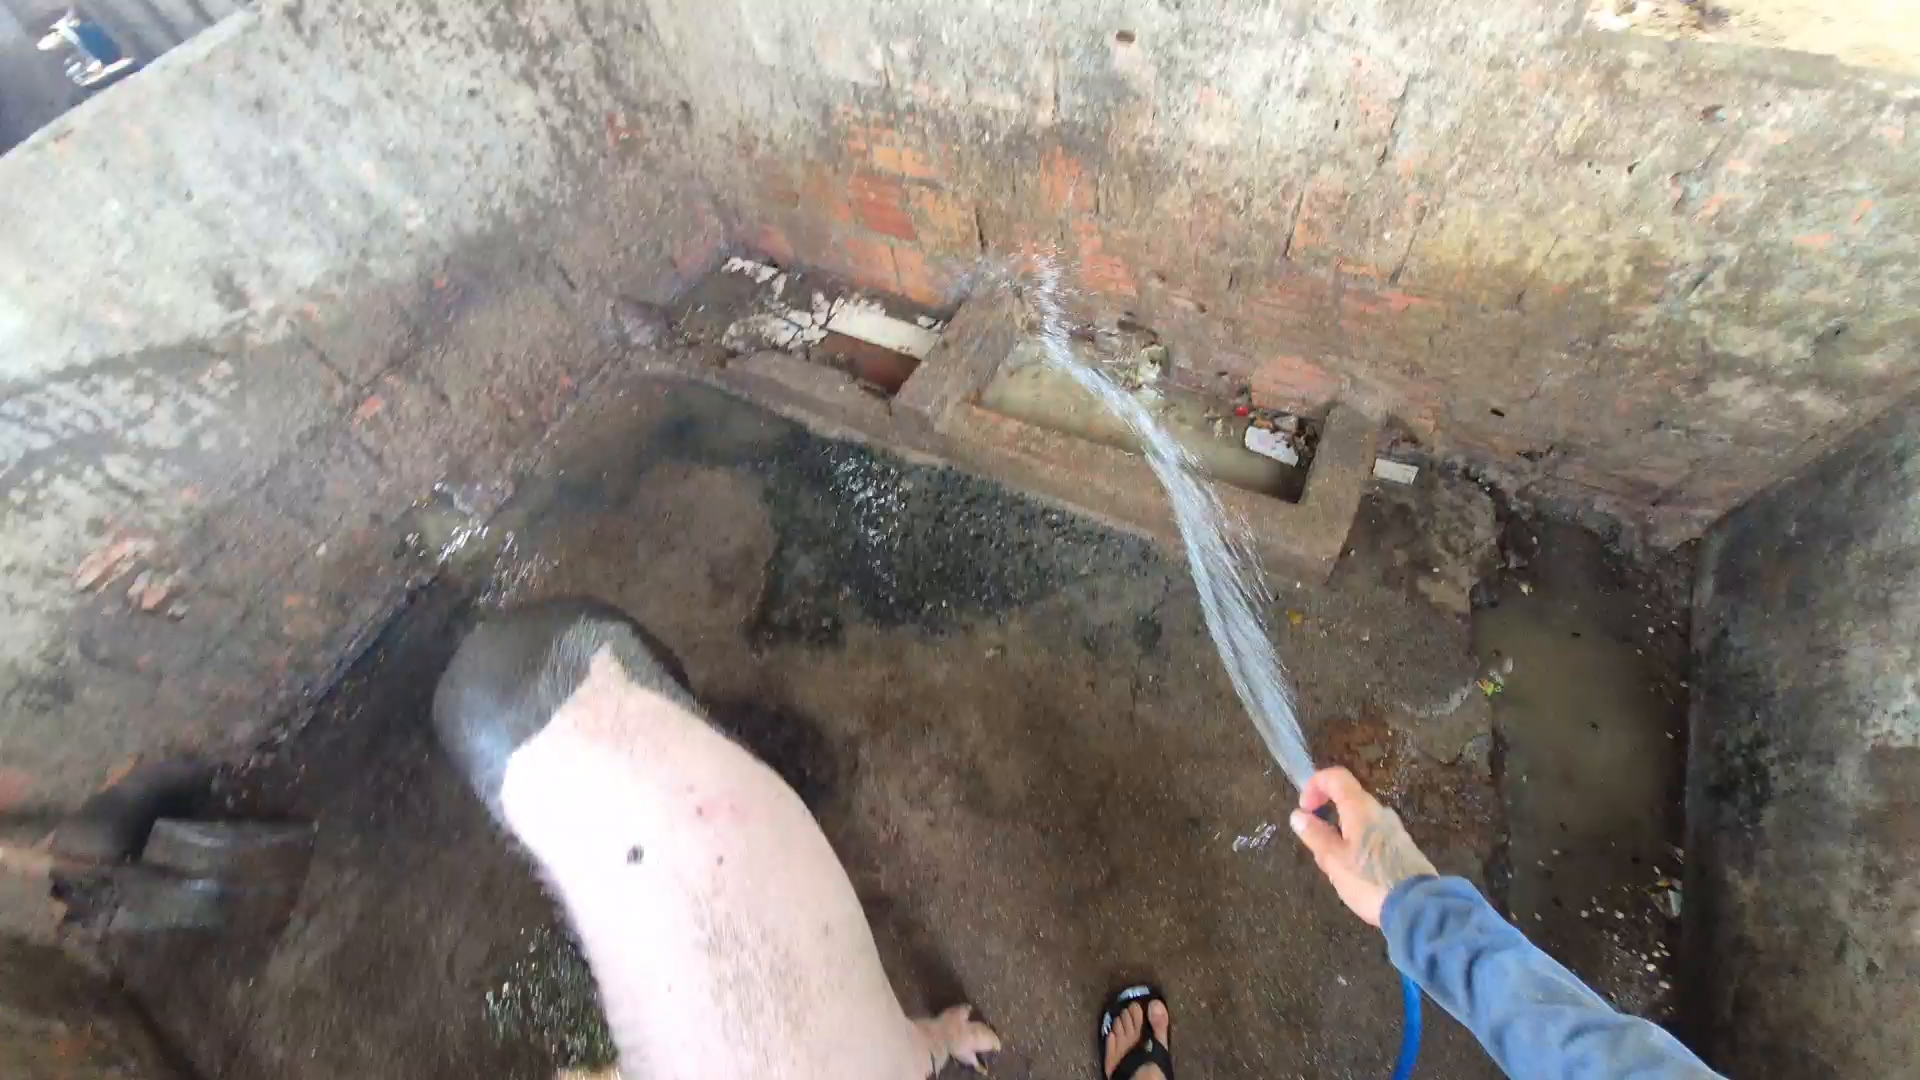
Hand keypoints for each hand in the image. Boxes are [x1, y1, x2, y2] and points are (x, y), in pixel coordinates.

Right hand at [1289, 766, 1436, 926]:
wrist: (1420, 911)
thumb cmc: (1369, 880)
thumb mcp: (1333, 859)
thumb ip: (1315, 834)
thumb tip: (1299, 815)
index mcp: (1360, 808)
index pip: (1335, 777)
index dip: (1314, 785)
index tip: (1305, 809)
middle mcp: (1380, 813)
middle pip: (1347, 801)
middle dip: (1327, 819)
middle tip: (1319, 847)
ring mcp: (1395, 831)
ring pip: (1360, 822)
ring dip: (1342, 836)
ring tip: (1337, 868)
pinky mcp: (1404, 850)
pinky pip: (1374, 838)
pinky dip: (1359, 847)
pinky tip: (1358, 876)